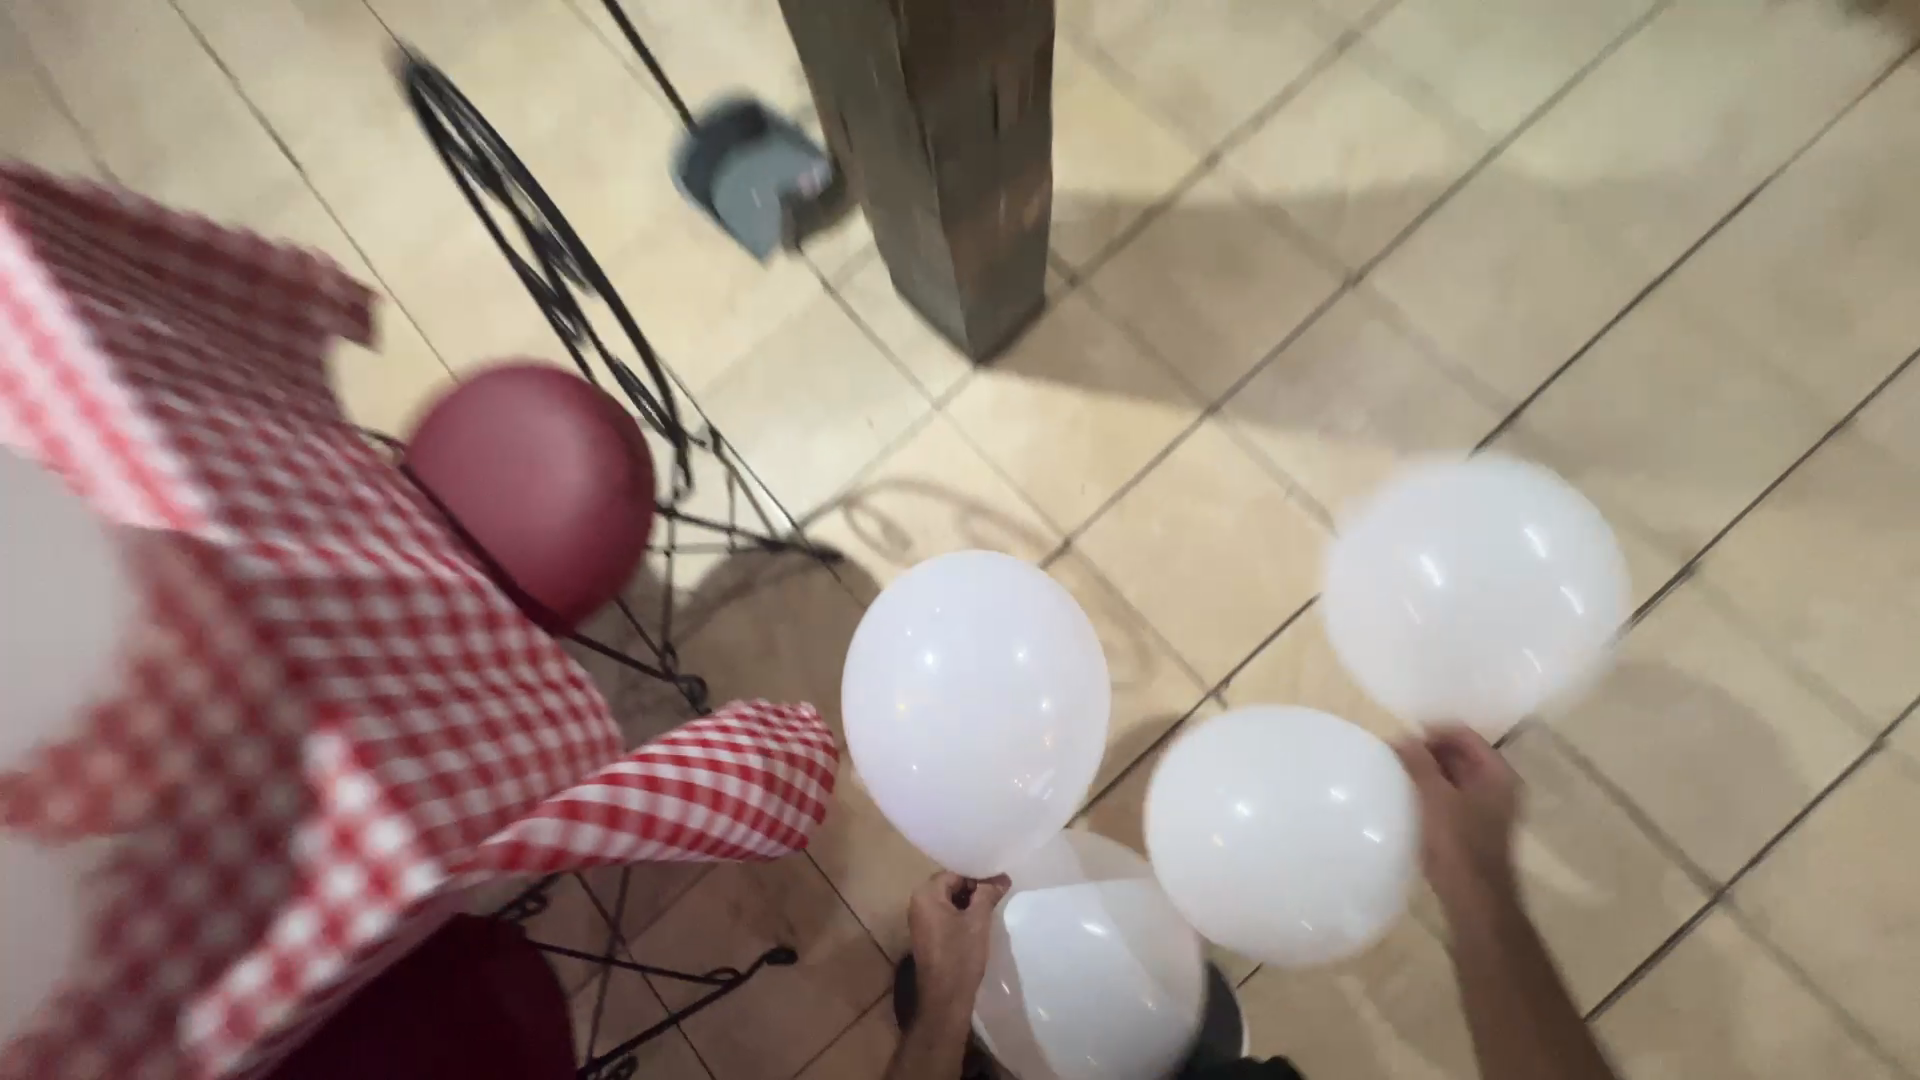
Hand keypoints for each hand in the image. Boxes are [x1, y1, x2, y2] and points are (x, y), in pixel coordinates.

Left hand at [907, 871, 1010, 1024]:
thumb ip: (988, 893)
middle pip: (950, 885)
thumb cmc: (960, 955)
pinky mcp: (926, 935)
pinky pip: (944, 915)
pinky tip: (978, 922)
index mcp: (926, 894)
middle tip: (996, 893)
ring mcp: (920, 920)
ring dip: (968, 902)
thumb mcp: (978, 921)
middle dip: (973, 888)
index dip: (977, 876)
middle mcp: (918, 903)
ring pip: (948, 901)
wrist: (945, 999)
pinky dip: (960, 915)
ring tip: (990, 906)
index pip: (955, 874)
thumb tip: (1001, 877)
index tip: (998, 883)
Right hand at [1395, 724, 1521, 920]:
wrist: (1473, 896)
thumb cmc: (1458, 843)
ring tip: (1398, 769)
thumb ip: (1419, 763)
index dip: (1433, 731)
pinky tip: (1409, 792)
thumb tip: (1401, 736)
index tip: (1402, 738)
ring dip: (1428, 767)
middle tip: (1396, 752)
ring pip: (1453, 772)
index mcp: (1498, 775)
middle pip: (1460, 752)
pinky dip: (1431, 786)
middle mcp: (1498, 785)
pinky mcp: (1473, 821)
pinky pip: (1450, 791)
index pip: (1465, 735)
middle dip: (1428, 748)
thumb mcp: (1435, 797)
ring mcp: (1487, 804)